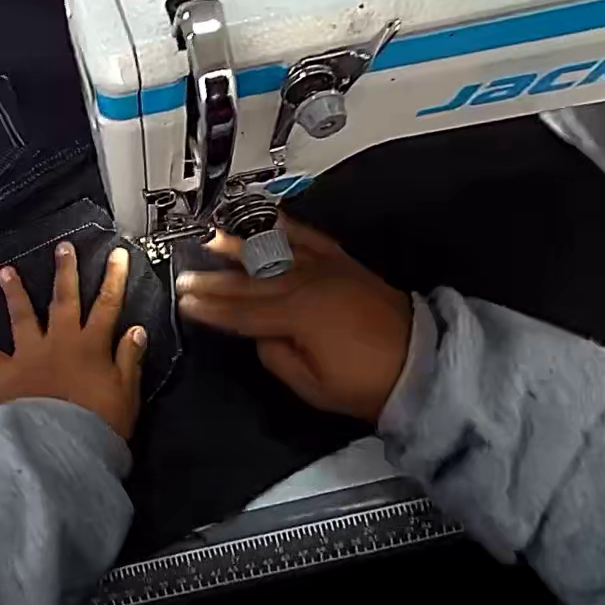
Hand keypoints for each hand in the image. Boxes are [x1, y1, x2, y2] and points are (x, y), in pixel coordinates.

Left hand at [0, 242, 147, 439]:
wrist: (58, 450)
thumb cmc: (97, 425)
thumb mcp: (126, 393)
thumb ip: (130, 359)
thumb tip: (136, 330)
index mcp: (91, 345)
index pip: (107, 304)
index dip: (114, 278)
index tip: (116, 255)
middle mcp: (59, 341)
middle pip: (64, 299)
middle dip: (65, 271)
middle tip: (63, 248)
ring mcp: (30, 355)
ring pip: (22, 316)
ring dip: (14, 293)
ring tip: (6, 271)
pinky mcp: (5, 374)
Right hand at [177, 219, 412, 423]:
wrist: (420, 364)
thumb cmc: (364, 383)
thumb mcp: (311, 384)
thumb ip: (275, 355)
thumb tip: (258, 335)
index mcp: (297, 316)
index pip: (242, 312)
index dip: (210, 308)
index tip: (184, 302)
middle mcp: (307, 284)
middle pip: (249, 282)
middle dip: (212, 280)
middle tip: (184, 276)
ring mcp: (325, 269)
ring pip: (273, 254)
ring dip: (240, 247)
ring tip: (213, 239)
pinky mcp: (342, 263)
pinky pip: (309, 240)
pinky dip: (288, 229)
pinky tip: (271, 219)